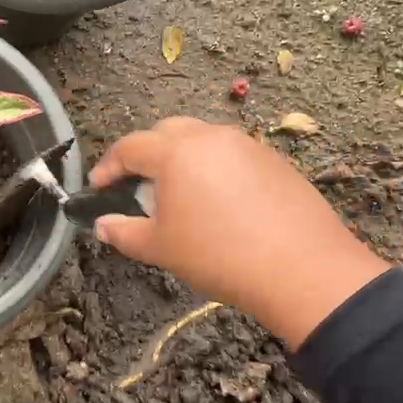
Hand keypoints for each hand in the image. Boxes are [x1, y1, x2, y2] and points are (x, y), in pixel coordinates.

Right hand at [90, 118, 390, 348]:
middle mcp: (210, 137)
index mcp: (176, 152)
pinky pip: (231, 154)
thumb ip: (123, 232)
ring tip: (179, 194)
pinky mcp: (274, 160)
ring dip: (182, 158)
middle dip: (145, 154)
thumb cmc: (219, 255)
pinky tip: (219, 202)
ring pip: (202, 139)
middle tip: (137, 185)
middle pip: (166, 132)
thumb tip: (101, 226)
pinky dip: (214, 168)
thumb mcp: (160, 248)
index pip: (129, 147)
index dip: (108, 166)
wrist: (303, 270)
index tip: (99, 187)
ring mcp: (247, 145)